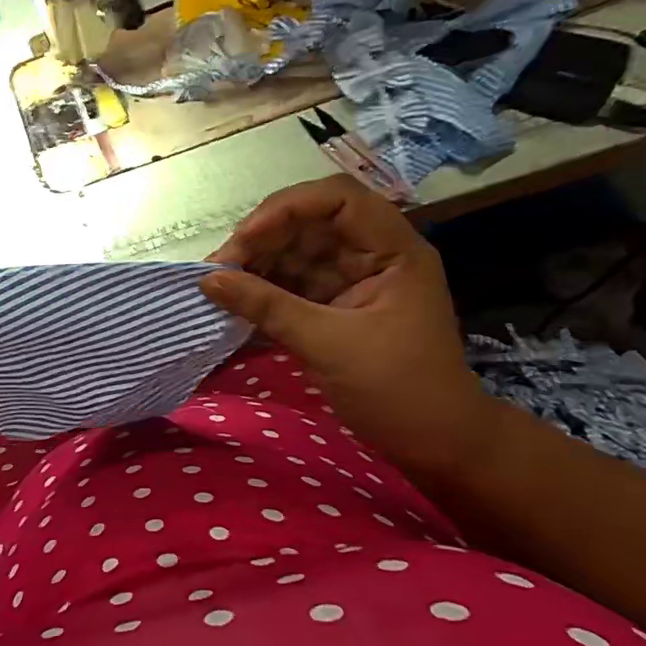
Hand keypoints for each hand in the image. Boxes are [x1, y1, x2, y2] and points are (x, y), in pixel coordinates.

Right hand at [201, 175, 502, 470]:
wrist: (437, 445)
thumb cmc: (397, 391)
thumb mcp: (329, 345)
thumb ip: (268, 307)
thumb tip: (209, 279)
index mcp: (393, 250)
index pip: (338, 200)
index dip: (287, 208)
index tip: (245, 238)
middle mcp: (374, 254)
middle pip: (311, 223)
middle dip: (263, 239)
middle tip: (219, 267)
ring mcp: (355, 279)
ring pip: (298, 253)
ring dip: (258, 264)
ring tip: (218, 284)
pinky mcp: (338, 306)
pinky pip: (295, 284)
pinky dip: (265, 290)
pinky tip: (235, 299)